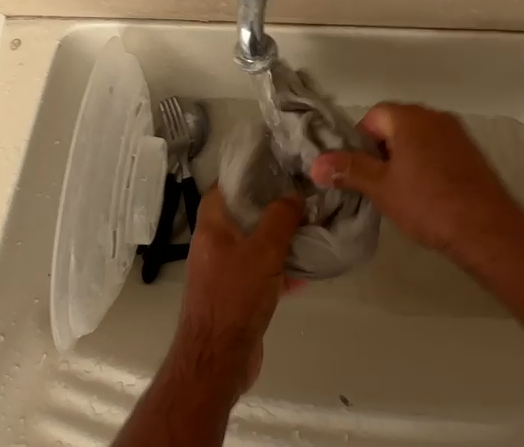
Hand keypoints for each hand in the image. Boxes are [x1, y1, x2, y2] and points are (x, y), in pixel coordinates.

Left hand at [173, 187, 302, 392]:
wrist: (219, 359)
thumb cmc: (234, 297)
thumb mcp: (263, 251)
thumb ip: (279, 218)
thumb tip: (292, 193)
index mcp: (212, 225)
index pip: (226, 184)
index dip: (250, 171)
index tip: (279, 164)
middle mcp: (214, 243)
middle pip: (244, 213)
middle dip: (272, 204)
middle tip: (303, 193)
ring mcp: (224, 270)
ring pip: (255, 243)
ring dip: (280, 237)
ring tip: (312, 224)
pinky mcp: (237, 294)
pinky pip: (261, 270)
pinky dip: (280, 266)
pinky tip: (307, 266)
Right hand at [310, 103, 523, 258]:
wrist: (486, 229)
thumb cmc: (428, 203)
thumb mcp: (381, 188)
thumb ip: (348, 170)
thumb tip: (315, 163)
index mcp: (410, 117)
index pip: (373, 116)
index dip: (360, 141)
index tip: (360, 170)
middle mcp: (434, 116)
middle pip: (396, 124)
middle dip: (382, 150)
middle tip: (377, 183)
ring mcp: (457, 133)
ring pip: (418, 138)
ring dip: (405, 158)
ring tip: (401, 191)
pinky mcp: (471, 153)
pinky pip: (438, 149)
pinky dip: (427, 164)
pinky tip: (427, 193)